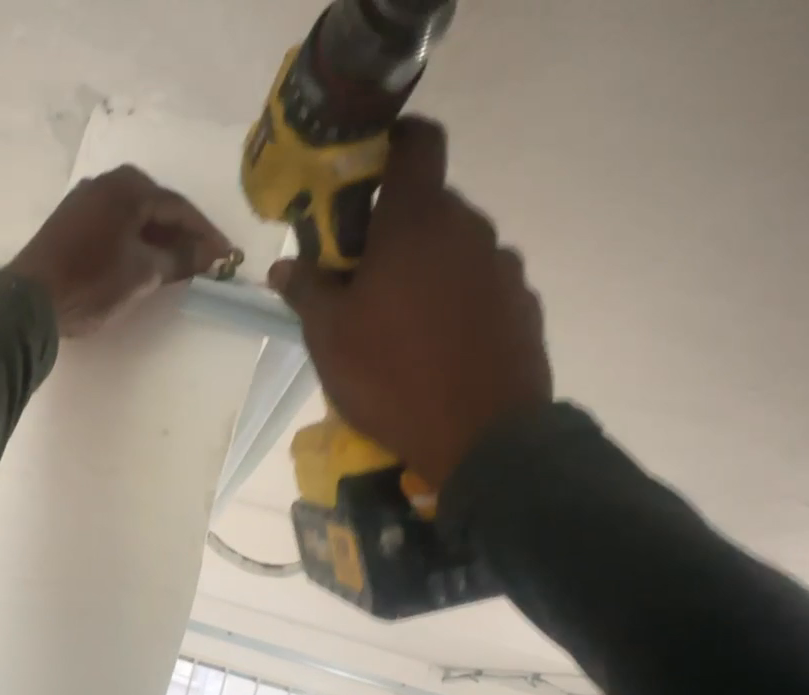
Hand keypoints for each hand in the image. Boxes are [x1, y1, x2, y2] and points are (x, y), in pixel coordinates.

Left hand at [8, 166, 237, 336]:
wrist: (29, 301)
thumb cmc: (92, 282)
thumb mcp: (143, 273)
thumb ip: (179, 259)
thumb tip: (207, 255)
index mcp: (128, 187)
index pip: (180, 208)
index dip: (206, 234)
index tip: (227, 255)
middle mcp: (106, 183)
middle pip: (157, 207)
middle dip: (183, 234)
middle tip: (205, 259)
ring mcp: (84, 200)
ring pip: (135, 216)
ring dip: (159, 238)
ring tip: (180, 264)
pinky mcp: (70, 222)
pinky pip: (115, 225)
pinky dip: (135, 241)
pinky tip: (146, 261)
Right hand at [270, 117, 552, 488]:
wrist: (483, 439)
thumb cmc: (392, 376)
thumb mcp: (328, 337)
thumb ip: (306, 290)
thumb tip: (285, 265)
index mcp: (418, 221)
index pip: (418, 142)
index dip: (391, 142)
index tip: (362, 172)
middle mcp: (469, 229)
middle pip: (428, 206)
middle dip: (392, 229)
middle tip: (358, 276)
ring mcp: (504, 268)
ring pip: (454, 250)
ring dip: (424, 269)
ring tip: (398, 323)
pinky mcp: (523, 306)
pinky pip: (479, 286)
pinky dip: (455, 300)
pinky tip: (437, 346)